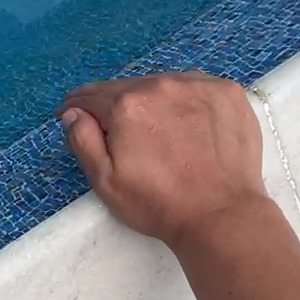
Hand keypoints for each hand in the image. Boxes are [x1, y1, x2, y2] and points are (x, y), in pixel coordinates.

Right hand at [59, 71, 274, 247]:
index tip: (71, 115)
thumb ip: (83, 140)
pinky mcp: (228, 92)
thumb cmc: (155, 203)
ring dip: (148, 100)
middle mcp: (161, 85)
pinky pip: (193, 88)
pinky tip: (182, 123)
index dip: (77, 107)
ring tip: (149, 127)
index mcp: (127, 105)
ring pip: (160, 85)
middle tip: (110, 127)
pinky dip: (182, 100)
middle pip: (126, 88)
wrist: (219, 214)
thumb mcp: (104, 181)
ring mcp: (199, 85)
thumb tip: (73, 113)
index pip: (91, 96)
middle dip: (112, 105)